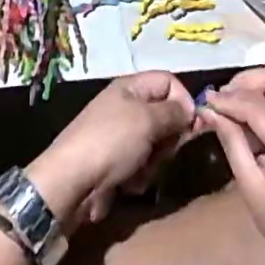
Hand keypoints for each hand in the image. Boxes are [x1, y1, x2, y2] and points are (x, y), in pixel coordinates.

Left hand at [24, 71, 194, 227]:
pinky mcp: (118, 162)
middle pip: (166, 115)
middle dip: (168, 137)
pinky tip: (128, 183)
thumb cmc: (111, 141)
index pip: (169, 80)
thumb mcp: (147, 120)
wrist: (72, 181)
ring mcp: (122, 136)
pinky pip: (144, 165)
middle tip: (161, 150)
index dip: (184, 99)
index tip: (191, 124)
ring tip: (140, 169)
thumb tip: (192, 110)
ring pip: (158, 144)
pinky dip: (140, 175)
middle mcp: (127, 106)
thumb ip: (174, 112)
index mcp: (131, 87)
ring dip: (154, 161)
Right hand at [199, 68, 264, 264]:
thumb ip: (232, 141)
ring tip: (241, 98)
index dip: (227, 98)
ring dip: (262, 83)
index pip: (256, 104)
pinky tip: (264, 101)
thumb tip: (209, 109)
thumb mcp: (250, 186)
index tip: (207, 101)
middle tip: (225, 97)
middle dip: (246, 81)